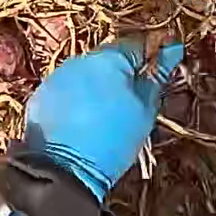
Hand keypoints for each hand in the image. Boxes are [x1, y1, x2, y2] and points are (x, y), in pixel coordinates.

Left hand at [23, 40, 184, 197]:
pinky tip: (86, 120)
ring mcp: (57, 76)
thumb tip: (173, 49)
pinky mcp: (42, 94)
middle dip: (125, 71)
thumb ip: (157, 75)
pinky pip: (69, 88)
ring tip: (109, 113)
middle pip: (111, 56)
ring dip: (101, 84)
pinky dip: (80, 97)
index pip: (139, 43)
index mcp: (110, 58)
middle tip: (136, 98)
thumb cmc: (113, 139)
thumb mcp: (144, 109)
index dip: (153, 57)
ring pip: (89, 72)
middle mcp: (81, 59)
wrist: (63, 172)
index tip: (160, 73)